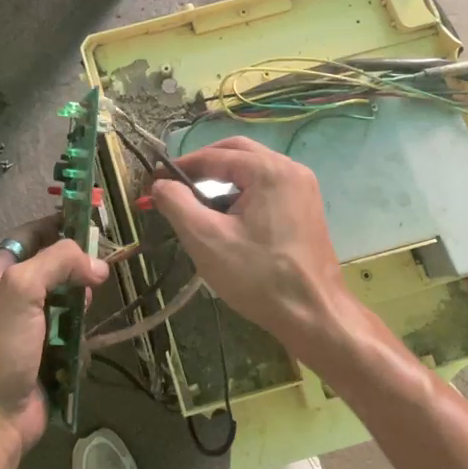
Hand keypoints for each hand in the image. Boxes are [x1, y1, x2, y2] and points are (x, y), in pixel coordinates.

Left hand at [0, 221, 108, 453]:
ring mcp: (29, 325)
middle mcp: (12, 295)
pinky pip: (72, 332)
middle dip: (75, 268)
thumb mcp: (22, 291)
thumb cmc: (2, 350)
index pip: (30, 234)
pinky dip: (80, 335)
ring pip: (66, 299)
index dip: (56, 225)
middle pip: (53, 266)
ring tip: (85, 311)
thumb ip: (57, 263)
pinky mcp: (46, 353)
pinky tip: (82, 343)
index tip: (89, 222)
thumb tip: (96, 265)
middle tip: (95, 273)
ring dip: (79, 304)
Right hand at [150, 137, 348, 353]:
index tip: (153, 181)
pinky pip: (267, 186)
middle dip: (203, 165)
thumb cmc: (258, 276)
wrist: (314, 315)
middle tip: (175, 183)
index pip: (214, 156)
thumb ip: (176, 203)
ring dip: (223, 179)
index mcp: (268, 170)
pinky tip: (227, 218)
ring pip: (253, 169)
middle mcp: (290, 168)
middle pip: (237, 152)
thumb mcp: (206, 239)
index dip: (179, 167)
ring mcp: (303, 187)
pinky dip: (243, 193)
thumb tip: (159, 184)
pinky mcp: (306, 207)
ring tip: (197, 203)